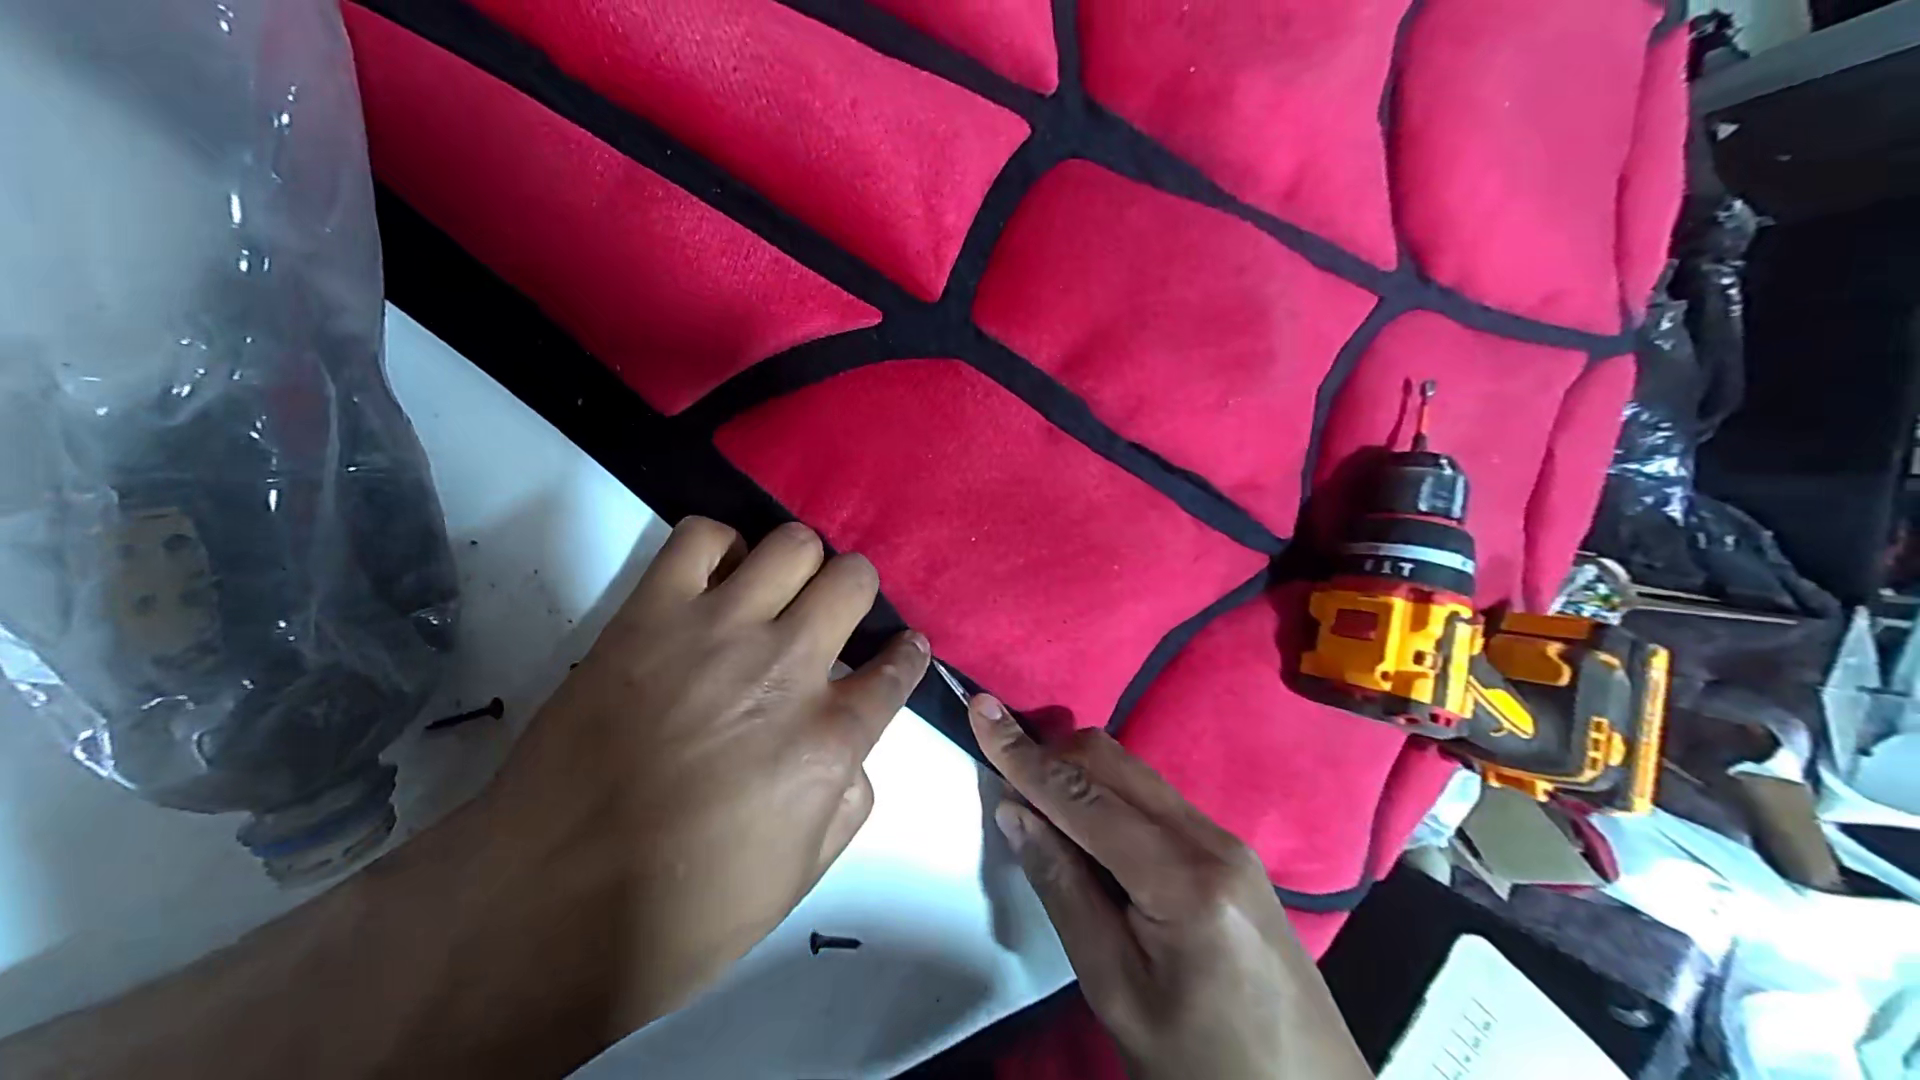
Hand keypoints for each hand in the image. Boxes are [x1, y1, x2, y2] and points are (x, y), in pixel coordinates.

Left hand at [466, 517, 928, 1031]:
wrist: (542, 905)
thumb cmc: (683, 910)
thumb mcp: (802, 876)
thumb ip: (850, 799)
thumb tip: (851, 745)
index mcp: (829, 740)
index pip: (896, 667)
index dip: (907, 653)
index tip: (903, 648)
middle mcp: (785, 669)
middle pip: (853, 580)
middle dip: (857, 594)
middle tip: (833, 619)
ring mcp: (715, 632)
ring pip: (791, 544)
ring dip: (799, 566)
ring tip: (776, 596)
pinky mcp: (647, 615)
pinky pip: (701, 536)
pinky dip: (723, 548)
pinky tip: (717, 584)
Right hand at [971, 695, 1371, 1079]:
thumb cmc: (1203, 1062)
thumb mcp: (1116, 991)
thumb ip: (1064, 892)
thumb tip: (1017, 812)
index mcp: (1184, 880)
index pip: (1083, 797)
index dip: (1023, 753)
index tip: (982, 710)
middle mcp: (1210, 839)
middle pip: (1113, 763)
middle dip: (1050, 756)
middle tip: (1003, 776)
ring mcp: (1226, 840)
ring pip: (1133, 774)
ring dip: (1077, 775)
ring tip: (1038, 807)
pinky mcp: (1230, 852)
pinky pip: (1153, 799)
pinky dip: (1107, 798)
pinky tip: (1088, 834)